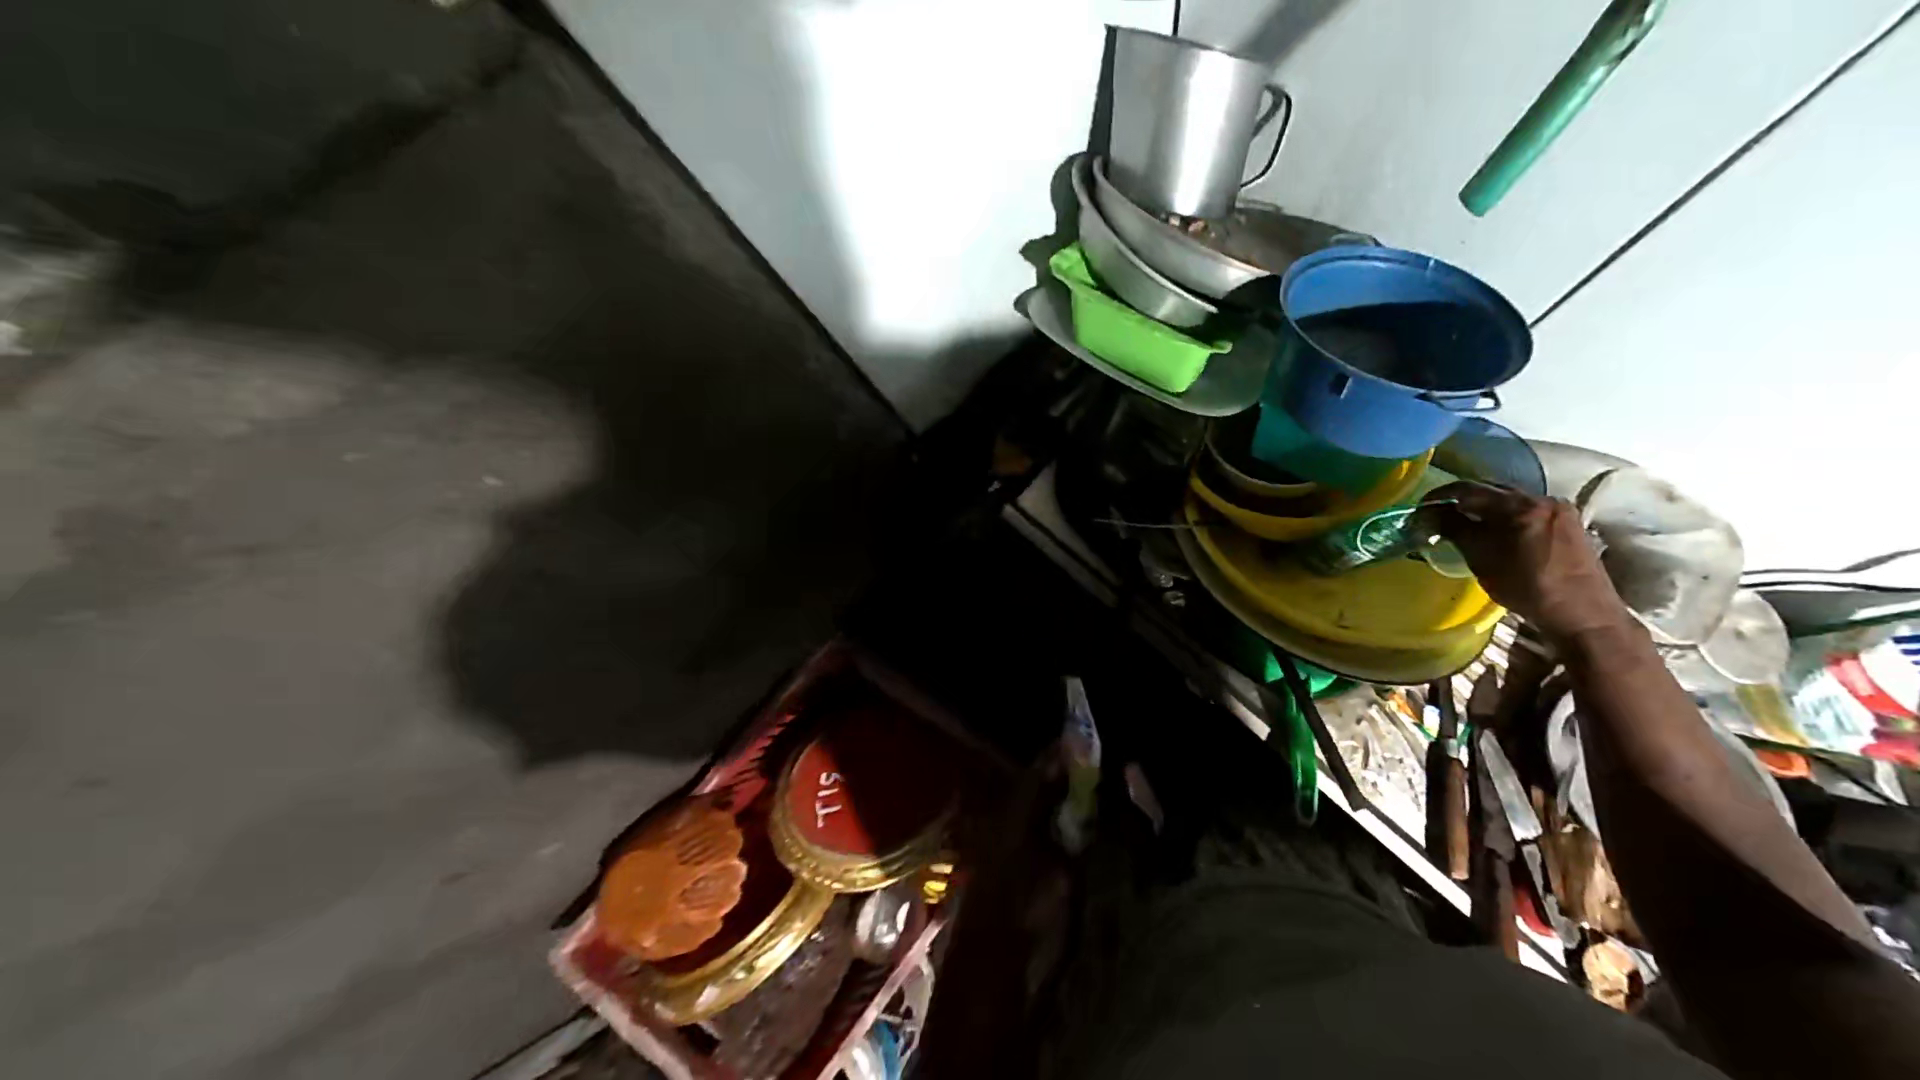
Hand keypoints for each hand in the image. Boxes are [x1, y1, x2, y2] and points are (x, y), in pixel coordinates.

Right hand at [1421, 482, 1634, 644]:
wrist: (1582, 612)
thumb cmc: (1526, 586)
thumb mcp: (1481, 557)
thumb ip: (1454, 529)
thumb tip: (1430, 513)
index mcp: (1519, 505)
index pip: (1468, 489)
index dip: (1438, 496)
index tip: (1419, 508)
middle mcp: (1541, 498)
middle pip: (1491, 490)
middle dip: (1461, 500)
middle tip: (1437, 515)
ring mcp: (1559, 509)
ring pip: (1510, 501)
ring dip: (1483, 509)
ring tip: (1463, 524)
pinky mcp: (1568, 523)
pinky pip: (1527, 510)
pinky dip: (1504, 516)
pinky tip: (1495, 532)